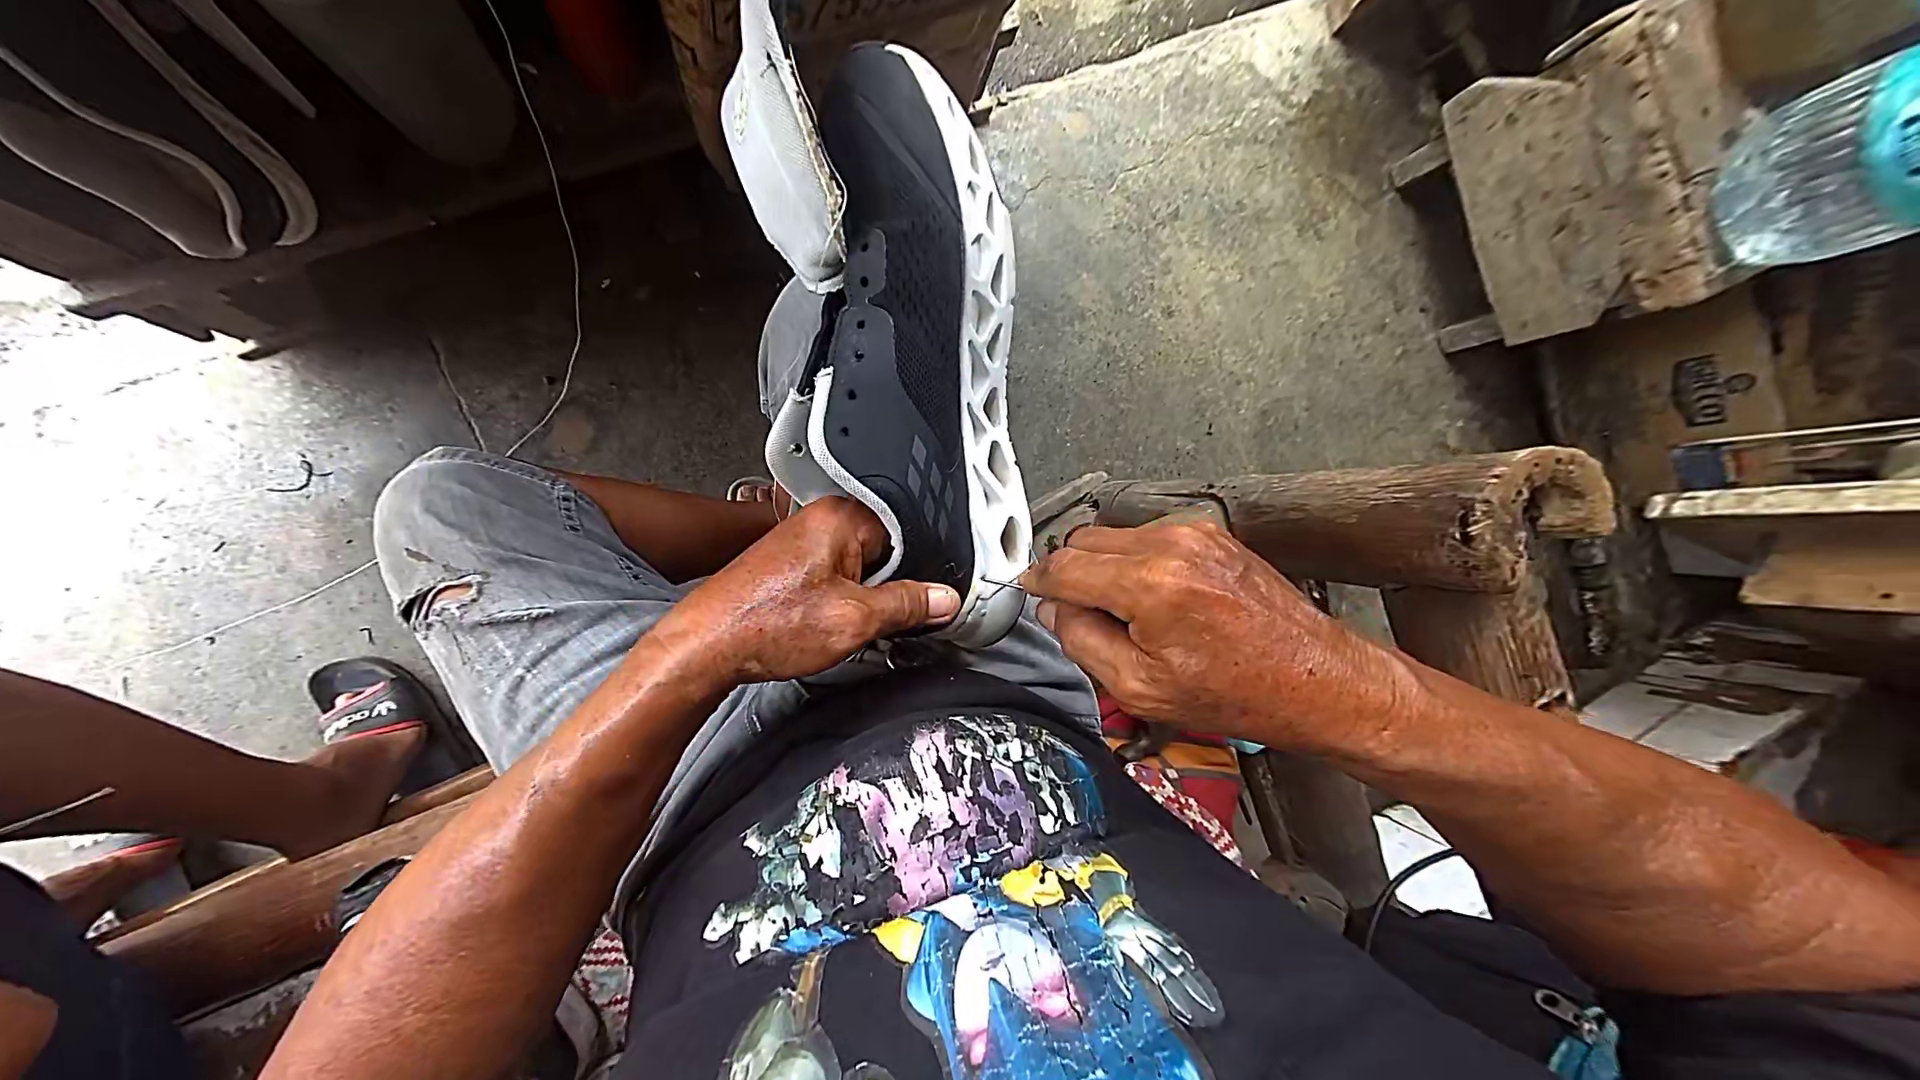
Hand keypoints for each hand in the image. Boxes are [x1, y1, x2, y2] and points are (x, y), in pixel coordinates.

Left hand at [652, 497, 959, 683]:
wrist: (705, 647)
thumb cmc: (764, 625)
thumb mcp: (855, 620)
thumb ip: (908, 605)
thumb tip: (942, 598)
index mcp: (840, 517)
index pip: (908, 537)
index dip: (918, 575)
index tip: (921, 602)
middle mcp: (819, 519)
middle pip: (884, 553)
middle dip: (885, 588)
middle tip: (867, 618)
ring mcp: (802, 540)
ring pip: (858, 568)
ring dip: (859, 598)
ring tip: (833, 622)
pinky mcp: (789, 563)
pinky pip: (833, 576)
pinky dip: (836, 600)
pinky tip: (818, 623)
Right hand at [1021, 523, 1418, 752]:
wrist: (1316, 680)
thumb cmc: (1243, 690)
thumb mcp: (1140, 687)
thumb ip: (1081, 641)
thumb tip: (1056, 611)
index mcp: (1150, 584)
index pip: (1064, 566)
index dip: (1039, 583)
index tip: (1032, 592)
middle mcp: (1172, 546)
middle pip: (1083, 541)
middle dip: (1071, 575)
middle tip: (1079, 614)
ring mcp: (1195, 534)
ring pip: (1113, 536)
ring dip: (1103, 568)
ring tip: (1127, 614)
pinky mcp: (1211, 534)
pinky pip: (1146, 538)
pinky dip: (1134, 562)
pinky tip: (1154, 600)